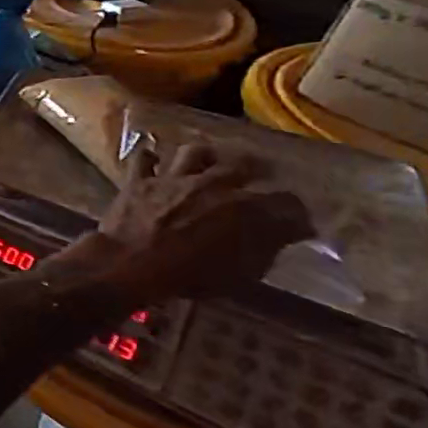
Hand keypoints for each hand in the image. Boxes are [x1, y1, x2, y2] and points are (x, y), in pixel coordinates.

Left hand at [91, 141, 312, 300]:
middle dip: (257, 170)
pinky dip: (150, 160)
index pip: (286, 202)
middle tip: (259, 176)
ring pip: (194, 152)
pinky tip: (154, 162)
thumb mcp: (242, 272)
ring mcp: (172, 178)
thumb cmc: (190, 275)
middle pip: (242, 165)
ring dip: (205, 156)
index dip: (295, 213)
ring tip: (210, 162)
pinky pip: (144, 160)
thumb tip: (285, 232)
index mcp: (244, 208)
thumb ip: (266, 247)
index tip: (296, 221)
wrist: (131, 262)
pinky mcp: (140, 179)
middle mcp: (212, 184)